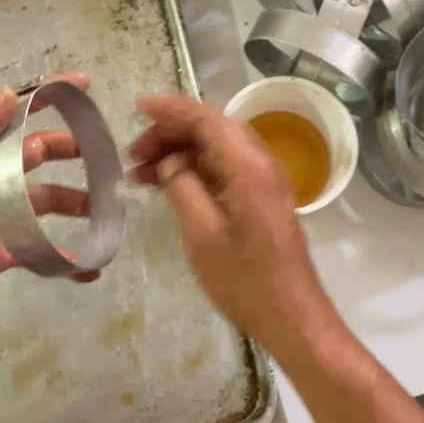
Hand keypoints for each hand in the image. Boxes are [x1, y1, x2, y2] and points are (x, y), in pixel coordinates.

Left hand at [0, 76, 96, 322]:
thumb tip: (10, 93)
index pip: (17, 116)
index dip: (47, 98)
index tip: (82, 84)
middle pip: (39, 155)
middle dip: (70, 150)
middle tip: (102, 155)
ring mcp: (2, 215)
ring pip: (47, 201)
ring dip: (74, 201)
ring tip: (102, 207)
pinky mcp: (5, 250)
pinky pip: (42, 247)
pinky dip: (64, 253)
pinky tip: (87, 260)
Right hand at [129, 94, 344, 359]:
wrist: (291, 314)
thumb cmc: (244, 277)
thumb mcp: (201, 232)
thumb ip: (181, 186)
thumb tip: (168, 161)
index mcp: (247, 165)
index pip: (205, 118)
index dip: (169, 109)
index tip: (135, 109)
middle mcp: (260, 162)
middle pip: (211, 128)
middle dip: (170, 133)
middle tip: (133, 155)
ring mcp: (264, 179)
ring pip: (217, 147)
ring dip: (180, 152)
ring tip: (142, 173)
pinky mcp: (262, 197)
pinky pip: (225, 167)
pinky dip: (196, 168)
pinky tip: (169, 185)